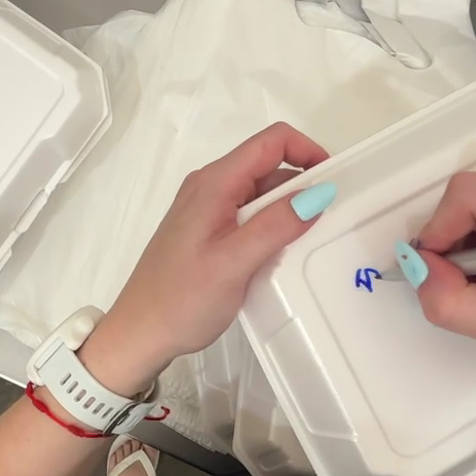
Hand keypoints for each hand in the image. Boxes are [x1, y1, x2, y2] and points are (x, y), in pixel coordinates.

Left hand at [81, 123, 333, 394]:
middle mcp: (209, 186)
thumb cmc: (183, 299)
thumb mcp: (235, 262)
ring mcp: (206, 209)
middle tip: (329, 219)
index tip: (334, 183)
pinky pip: (247, 215)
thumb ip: (277, 225)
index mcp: (214, 183)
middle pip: (267, 165)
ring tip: (308, 240)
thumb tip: (319, 194)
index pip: (271, 141)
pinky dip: (270, 225)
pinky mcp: (206, 232)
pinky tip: (280, 254)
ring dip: (287, 208)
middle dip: (302, 184)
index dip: (308, 151)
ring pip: (259, 192)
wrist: (141, 333)